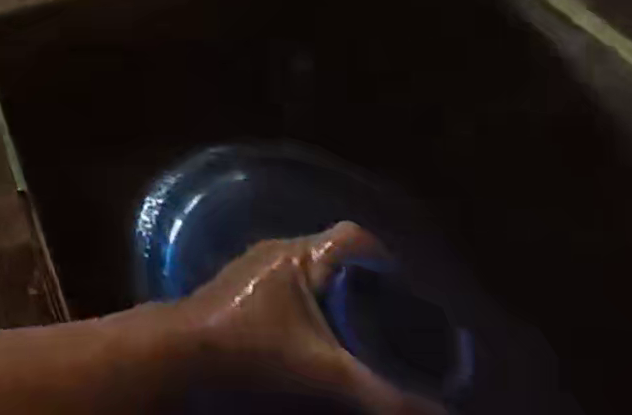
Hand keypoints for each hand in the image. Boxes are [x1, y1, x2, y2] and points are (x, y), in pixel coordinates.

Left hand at [162, 221, 444, 414]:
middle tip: (405, 321)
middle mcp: (280, 249)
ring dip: (346, 295)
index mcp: (299, 255)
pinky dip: (323, 301)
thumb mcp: (326, 373)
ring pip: (318, 268)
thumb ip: (387, 397)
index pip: (354, 236)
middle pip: (339, 253)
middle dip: (373, 284)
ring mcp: (262, 264)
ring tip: (378, 332)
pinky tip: (336, 335)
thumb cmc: (254, 347)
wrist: (189, 346)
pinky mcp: (251, 282)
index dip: (389, 259)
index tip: (415, 296)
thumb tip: (442, 414)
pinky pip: (298, 280)